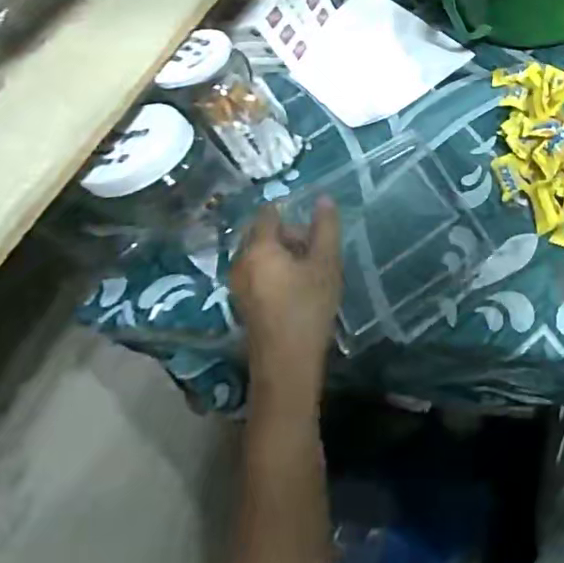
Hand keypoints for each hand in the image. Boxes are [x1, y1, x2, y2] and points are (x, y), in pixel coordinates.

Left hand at [230, 198, 342, 414]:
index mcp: (258, 247)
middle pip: (262, 233)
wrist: (286, 364)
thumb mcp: (325, 264)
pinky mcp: (242, 302)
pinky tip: (297, 288)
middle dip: (289, 235)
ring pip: (260, 254)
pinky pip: (257, 272)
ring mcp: (237, 283)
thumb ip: (326, 228)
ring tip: (311, 270)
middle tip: (317, 250)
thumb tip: (323, 198)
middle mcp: (240, 261)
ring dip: (284, 254)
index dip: (292, 212)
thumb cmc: (308, 308)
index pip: (269, 213)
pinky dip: (275, 271)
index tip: (315, 227)